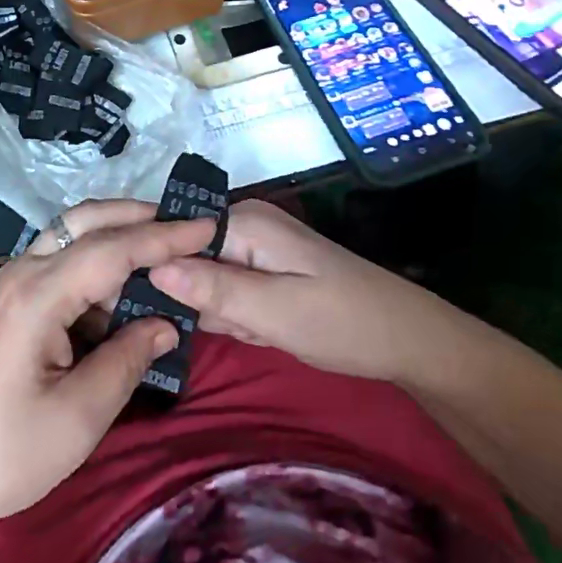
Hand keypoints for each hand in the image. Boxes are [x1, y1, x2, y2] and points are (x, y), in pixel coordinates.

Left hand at [0, 202, 215, 562]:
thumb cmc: (7, 451)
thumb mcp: (80, 414)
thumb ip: (128, 359)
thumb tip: (165, 324)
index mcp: (36, 294)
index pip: (111, 248)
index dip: (162, 236)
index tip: (207, 225)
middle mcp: (20, 273)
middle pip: (84, 224)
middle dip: (136, 217)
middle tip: (185, 228)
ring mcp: (10, 286)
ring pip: (70, 241)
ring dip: (116, 244)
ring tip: (165, 262)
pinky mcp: (9, 304)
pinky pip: (59, 268)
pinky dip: (95, 271)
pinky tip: (122, 296)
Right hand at [148, 199, 456, 384]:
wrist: (409, 342)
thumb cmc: (344, 323)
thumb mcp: (276, 312)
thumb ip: (213, 289)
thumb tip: (152, 266)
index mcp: (243, 220)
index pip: (172, 234)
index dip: (162, 271)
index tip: (171, 310)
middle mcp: (242, 223)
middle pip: (185, 257)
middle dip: (201, 300)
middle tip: (241, 323)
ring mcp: (252, 245)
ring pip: (203, 279)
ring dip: (223, 312)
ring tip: (260, 327)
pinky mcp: (261, 267)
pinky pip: (225, 288)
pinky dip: (238, 314)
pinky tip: (265, 327)